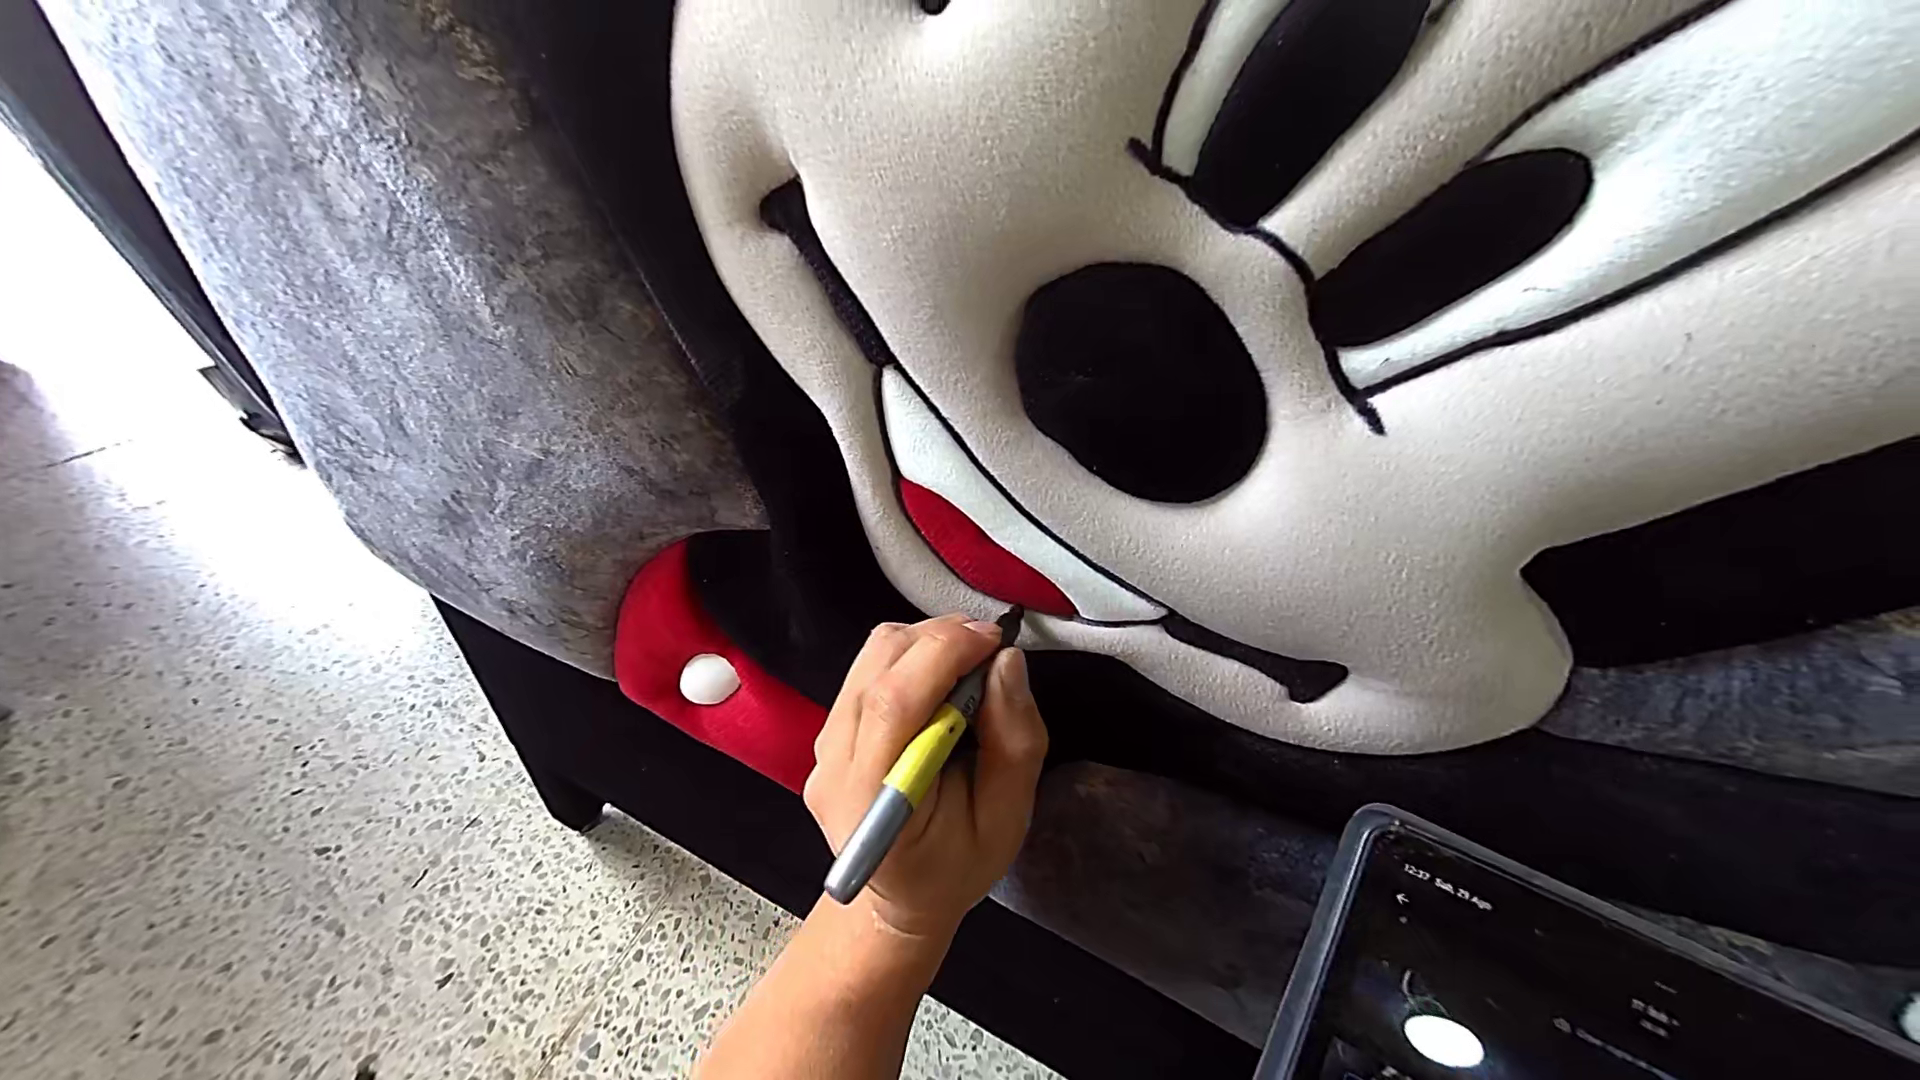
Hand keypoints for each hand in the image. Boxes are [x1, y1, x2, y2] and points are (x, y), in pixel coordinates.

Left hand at [805, 614, 1048, 939]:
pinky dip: (911, 654)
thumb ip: (1014, 740)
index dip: (946, 654)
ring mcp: (824, 744)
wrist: (900, 897)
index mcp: (874, 799)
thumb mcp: (1008, 819)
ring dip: (927, 640)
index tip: (997, 641)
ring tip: (969, 661)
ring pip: (872, 654)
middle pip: (880, 664)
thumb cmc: (956, 866)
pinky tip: (940, 677)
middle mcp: (834, 763)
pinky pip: (868, 667)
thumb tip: (1007, 662)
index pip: (895, 701)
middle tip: (991, 647)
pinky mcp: (829, 729)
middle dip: (943, 637)